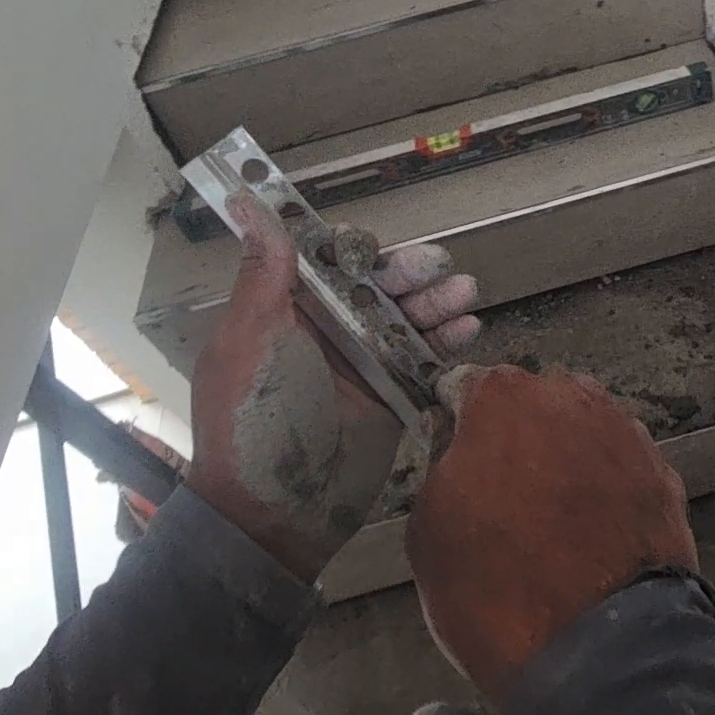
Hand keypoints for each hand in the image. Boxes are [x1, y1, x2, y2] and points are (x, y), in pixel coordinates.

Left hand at [187, 192, 479, 581]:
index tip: (377, 249)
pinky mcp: (394, 392)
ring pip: (409, 317)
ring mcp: (366, 361)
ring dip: (438, 302)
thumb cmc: (255, 415)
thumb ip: (264, 274)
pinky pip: (426, 358)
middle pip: (380, 286)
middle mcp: (331, 329)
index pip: (333, 263)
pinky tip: (468, 329)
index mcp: (291, 310)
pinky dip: (448, 342)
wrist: (277, 510)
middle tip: (440, 267)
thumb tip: (246, 204)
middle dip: (411, 273)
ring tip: (465, 294)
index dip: (358, 250)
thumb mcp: (250, 339)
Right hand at [405, 365, 697, 701]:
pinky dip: (608, 487)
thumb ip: (439, 461)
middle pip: (531, 405)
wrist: (600, 649)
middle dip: (517, 437)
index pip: (467, 388)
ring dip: (566, 457)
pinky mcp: (662, 468)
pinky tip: (596, 532)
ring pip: (580, 431)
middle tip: (507, 495)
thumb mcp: (427, 526)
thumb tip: (454, 440)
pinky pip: (620, 466)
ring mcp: (624, 427)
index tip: (456, 451)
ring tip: (557, 519)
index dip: (458, 422)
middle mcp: (569, 394)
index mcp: (503, 395)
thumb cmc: (496, 584)